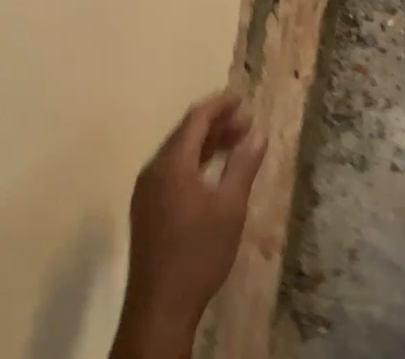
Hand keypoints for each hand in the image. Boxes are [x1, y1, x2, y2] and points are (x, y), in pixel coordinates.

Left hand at [113, 92, 266, 357]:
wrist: (160, 306)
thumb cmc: (199, 252)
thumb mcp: (230, 207)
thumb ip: (243, 166)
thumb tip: (258, 135)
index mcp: (171, 164)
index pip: (195, 119)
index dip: (220, 105)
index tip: (244, 98)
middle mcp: (153, 170)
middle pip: (185, 134)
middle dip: (216, 123)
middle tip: (247, 122)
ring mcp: (146, 191)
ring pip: (178, 154)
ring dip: (207, 144)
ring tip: (237, 142)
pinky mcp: (146, 210)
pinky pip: (172, 171)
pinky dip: (195, 163)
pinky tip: (214, 173)